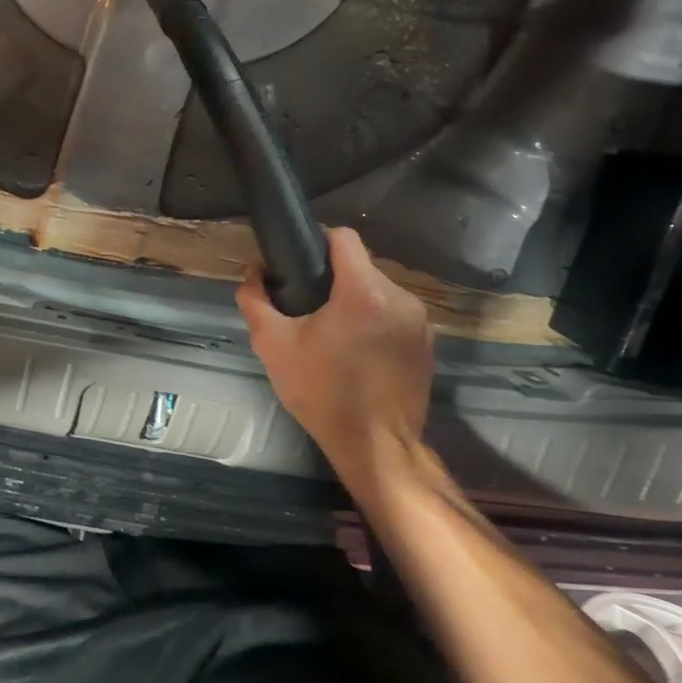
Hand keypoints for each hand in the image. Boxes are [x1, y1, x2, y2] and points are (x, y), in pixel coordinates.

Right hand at [236, 228, 434, 490]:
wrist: (375, 444)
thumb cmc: (321, 391)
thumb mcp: (271, 344)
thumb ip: (255, 300)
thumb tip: (253, 273)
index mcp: (364, 292)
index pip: (344, 238)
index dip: (316, 241)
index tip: (297, 262)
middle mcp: (400, 298)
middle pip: (360, 265)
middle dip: (332, 277)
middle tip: (305, 304)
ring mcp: (420, 321)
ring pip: (378, 289)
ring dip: (354, 299)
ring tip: (330, 329)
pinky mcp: (428, 342)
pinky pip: (394, 313)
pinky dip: (373, 319)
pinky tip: (354, 347)